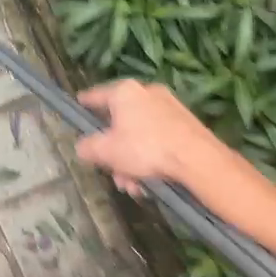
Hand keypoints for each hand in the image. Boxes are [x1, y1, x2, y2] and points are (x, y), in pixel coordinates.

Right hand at [75, 80, 263, 202]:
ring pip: (140, 133)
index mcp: (125, 92)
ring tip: (134, 185)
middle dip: (114, 151)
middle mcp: (147, 92)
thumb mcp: (106, 152)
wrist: (197, 158)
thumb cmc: (145, 148)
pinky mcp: (185, 122)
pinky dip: (151, 156)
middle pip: (120, 121)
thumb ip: (88, 147)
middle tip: (113, 172)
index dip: (84, 104)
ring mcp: (169, 106)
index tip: (78, 106)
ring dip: (132, 160)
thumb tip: (82, 146)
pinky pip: (158, 137)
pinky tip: (150, 180)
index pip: (96, 95)